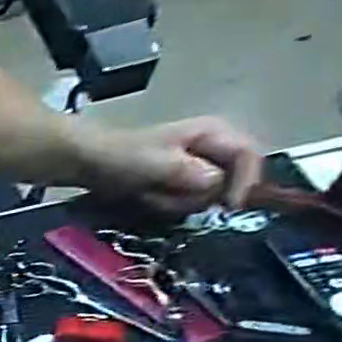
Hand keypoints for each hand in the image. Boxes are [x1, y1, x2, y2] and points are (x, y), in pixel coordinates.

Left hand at [71, 116, 261, 212]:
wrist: (93, 162)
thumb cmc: (126, 156)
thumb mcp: (159, 164)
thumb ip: (189, 174)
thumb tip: (216, 184)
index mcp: (215, 133)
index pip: (249, 157)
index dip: (244, 183)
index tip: (228, 208)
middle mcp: (212, 150)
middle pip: (228, 183)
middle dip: (198, 196)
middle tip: (166, 195)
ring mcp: (196, 170)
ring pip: (203, 198)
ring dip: (176, 202)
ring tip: (150, 194)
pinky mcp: (179, 186)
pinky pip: (183, 204)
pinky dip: (165, 206)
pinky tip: (147, 198)